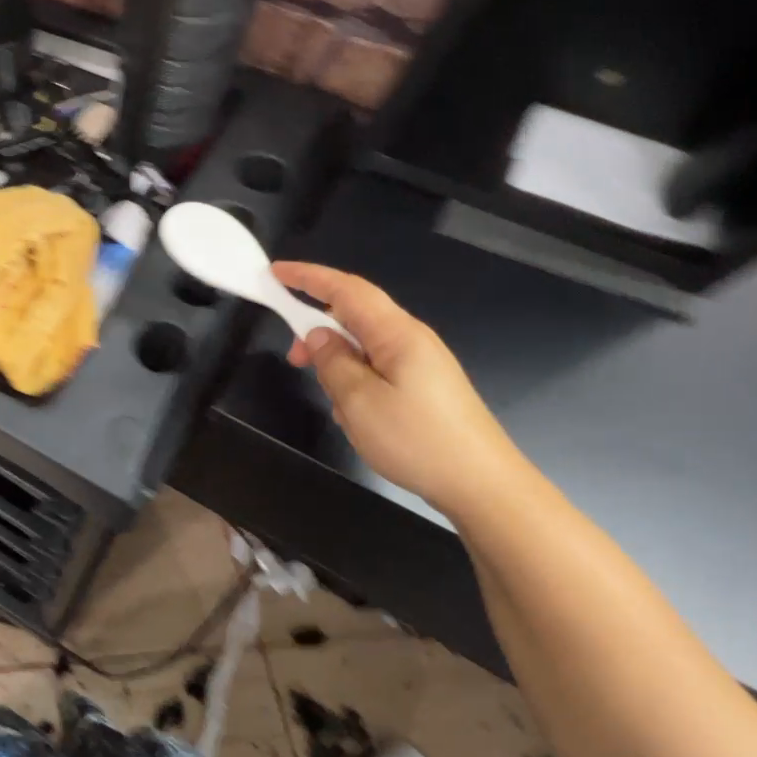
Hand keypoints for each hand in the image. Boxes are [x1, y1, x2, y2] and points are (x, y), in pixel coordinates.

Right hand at [273, 261, 530, 516]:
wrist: (482, 484)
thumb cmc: (416, 439)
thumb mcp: (359, 401)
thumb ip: (333, 362)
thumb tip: (317, 336)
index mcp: (397, 335)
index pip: (347, 290)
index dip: (308, 277)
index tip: (274, 272)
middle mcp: (412, 340)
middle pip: (356, 313)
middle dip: (316, 323)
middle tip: (291, 356)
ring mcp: (421, 363)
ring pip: (364, 342)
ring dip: (334, 356)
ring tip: (321, 388)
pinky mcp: (424, 386)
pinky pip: (376, 365)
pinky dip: (351, 375)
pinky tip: (348, 408)